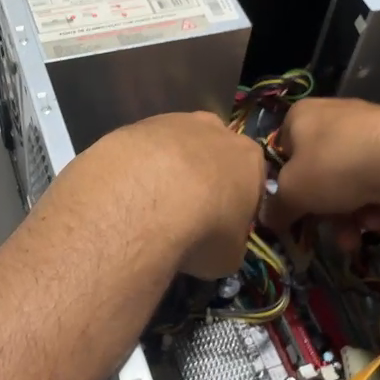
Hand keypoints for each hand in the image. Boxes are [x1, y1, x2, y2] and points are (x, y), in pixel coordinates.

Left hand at [60, 111, 266, 278]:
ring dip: (167, 173)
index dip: (237, 206)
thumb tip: (221, 247)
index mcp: (249, 158)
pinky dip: (137, 170)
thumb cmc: (202, 230)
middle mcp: (215, 130)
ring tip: (149, 208)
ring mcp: (173, 122)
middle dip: (203, 181)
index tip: (221, 228)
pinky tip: (127, 194)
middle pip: (213, 157)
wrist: (145, 200)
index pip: (251, 181)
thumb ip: (231, 244)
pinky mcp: (135, 125)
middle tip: (184, 216)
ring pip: (175, 149)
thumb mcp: (229, 257)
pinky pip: (142, 151)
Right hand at [265, 98, 379, 232]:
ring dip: (349, 215)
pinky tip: (379, 219)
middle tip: (331, 235)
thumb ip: (276, 207)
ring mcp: (366, 128)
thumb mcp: (293, 192)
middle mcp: (331, 116)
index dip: (283, 186)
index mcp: (300, 116)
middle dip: (323, 212)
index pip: (281, 152)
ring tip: (357, 236)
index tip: (292, 212)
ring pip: (346, 180)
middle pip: (317, 173)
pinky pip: (373, 177)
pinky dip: (372, 202)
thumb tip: (267, 218)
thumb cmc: (335, 166)